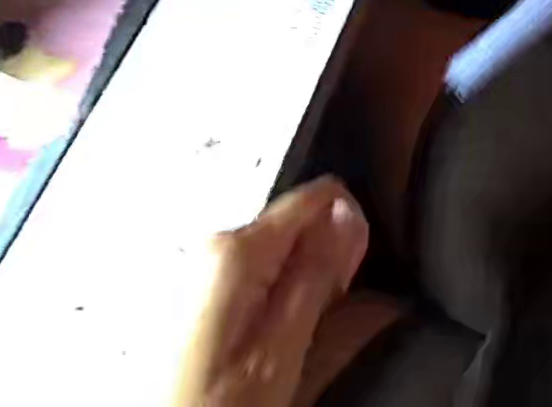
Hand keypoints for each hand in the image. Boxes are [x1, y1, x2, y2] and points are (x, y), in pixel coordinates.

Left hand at [172, 178, 369, 406]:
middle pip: (298, 226)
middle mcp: (217, 241)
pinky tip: (270, 348)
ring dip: (302, 288)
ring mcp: (204, 267)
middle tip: (318, 330)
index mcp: (236, 247)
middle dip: (323, 264)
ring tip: (295, 346)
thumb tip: (349, 208)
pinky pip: (260, 275)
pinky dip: (278, 300)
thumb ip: (316, 275)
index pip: (315, 196)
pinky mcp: (201, 293)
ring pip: (282, 254)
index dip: (346, 228)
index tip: (350, 281)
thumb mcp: (278, 355)